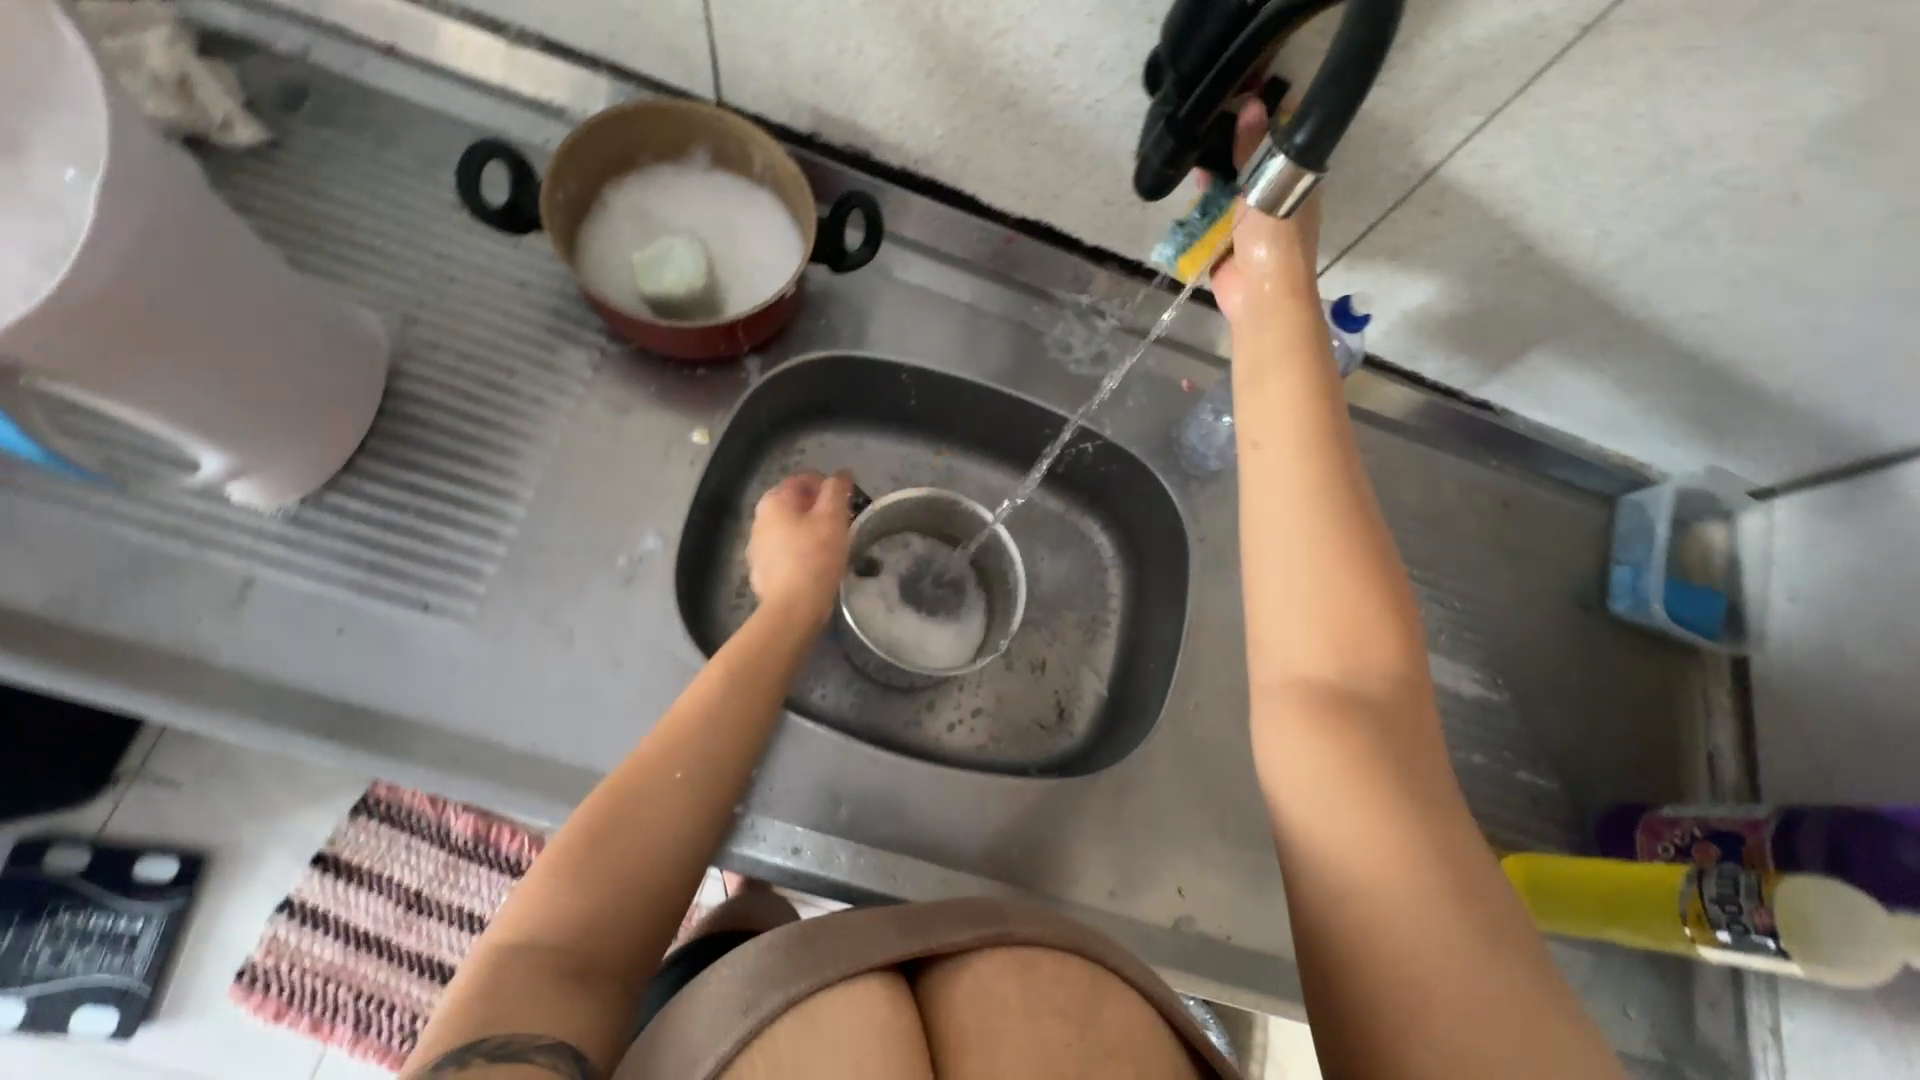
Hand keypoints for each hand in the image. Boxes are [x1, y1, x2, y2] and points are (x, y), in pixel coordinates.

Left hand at [747, 470, 853, 626]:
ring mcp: (756, 546)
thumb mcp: (833, 517)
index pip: (805, 479)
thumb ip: (837, 489)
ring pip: (789, 528)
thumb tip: (841, 474)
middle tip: (843, 522)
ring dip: (809, 530)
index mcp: (774, 501)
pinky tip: (815, 564)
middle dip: (819, 508)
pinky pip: (784, 551)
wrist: (793, 607)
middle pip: (795, 503)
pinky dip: (800, 551)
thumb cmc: (815, 557)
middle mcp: (759, 518)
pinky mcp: (761, 569)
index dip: (830, 485)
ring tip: (832, 544)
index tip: (849, 501)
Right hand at [1204, 99, 1322, 323]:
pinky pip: (1214, 212)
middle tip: (1210, 119)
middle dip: (1233, 143)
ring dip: (1215, 171)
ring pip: (1232, 183)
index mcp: (1299, 179)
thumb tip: (1252, 103)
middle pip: (1254, 159)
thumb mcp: (1267, 185)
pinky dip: (1203, 200)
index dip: (1267, 113)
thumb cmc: (1276, 239)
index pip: (1286, 136)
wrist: (1261, 295)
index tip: (1243, 91)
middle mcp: (1276, 194)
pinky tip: (1192, 182)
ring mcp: (1251, 217)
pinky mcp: (1228, 238)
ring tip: (1197, 150)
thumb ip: (1255, 149)